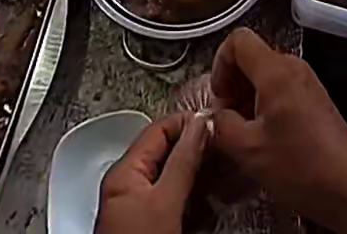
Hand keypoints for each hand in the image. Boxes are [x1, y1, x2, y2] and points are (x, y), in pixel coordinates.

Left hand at [96, 111, 209, 233]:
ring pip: (173, 179)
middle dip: (195, 152)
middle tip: (221, 154)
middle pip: (167, 153)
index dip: (188, 123)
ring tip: (220, 180)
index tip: (214, 126)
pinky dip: (192, 201)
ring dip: (197, 178)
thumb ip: (183, 160)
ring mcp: (137, 208)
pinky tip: (210, 207)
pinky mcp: (147, 227)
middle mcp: (128, 186)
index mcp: (124, 172)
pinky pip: (173, 202)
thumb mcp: (165, 202)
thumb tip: (199, 123)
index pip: (160, 128)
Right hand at [205, 30, 346, 229]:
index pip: (238, 39)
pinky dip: (265, 105)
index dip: (220, 64)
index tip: (219, 96)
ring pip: (265, 74)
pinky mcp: (313, 98)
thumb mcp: (249, 151)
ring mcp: (305, 80)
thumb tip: (211, 118)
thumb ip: (221, 127)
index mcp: (275, 70)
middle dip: (233, 85)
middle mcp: (292, 67)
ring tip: (245, 133)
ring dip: (248, 97)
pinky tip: (265, 138)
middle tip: (227, 118)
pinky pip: (281, 87)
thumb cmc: (304, 165)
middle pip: (251, 56)